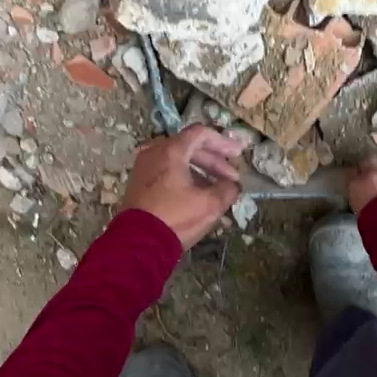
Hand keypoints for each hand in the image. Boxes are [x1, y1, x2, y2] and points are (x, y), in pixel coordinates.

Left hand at [120, 126, 244, 247]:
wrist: (138, 242)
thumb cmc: (175, 218)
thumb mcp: (209, 205)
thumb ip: (226, 190)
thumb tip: (232, 185)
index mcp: (171, 150)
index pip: (201, 134)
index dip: (223, 142)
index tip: (238, 154)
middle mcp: (155, 150)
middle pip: (190, 146)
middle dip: (214, 160)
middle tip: (231, 176)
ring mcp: (144, 164)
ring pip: (178, 158)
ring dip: (200, 169)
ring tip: (218, 187)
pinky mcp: (139, 180)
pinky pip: (166, 169)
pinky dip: (184, 176)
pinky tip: (197, 192)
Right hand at [348, 155, 376, 214]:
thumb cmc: (374, 224)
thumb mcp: (361, 213)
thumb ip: (362, 201)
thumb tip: (365, 199)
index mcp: (357, 184)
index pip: (354, 172)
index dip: (359, 174)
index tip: (361, 178)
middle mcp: (373, 174)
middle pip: (370, 160)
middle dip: (373, 164)